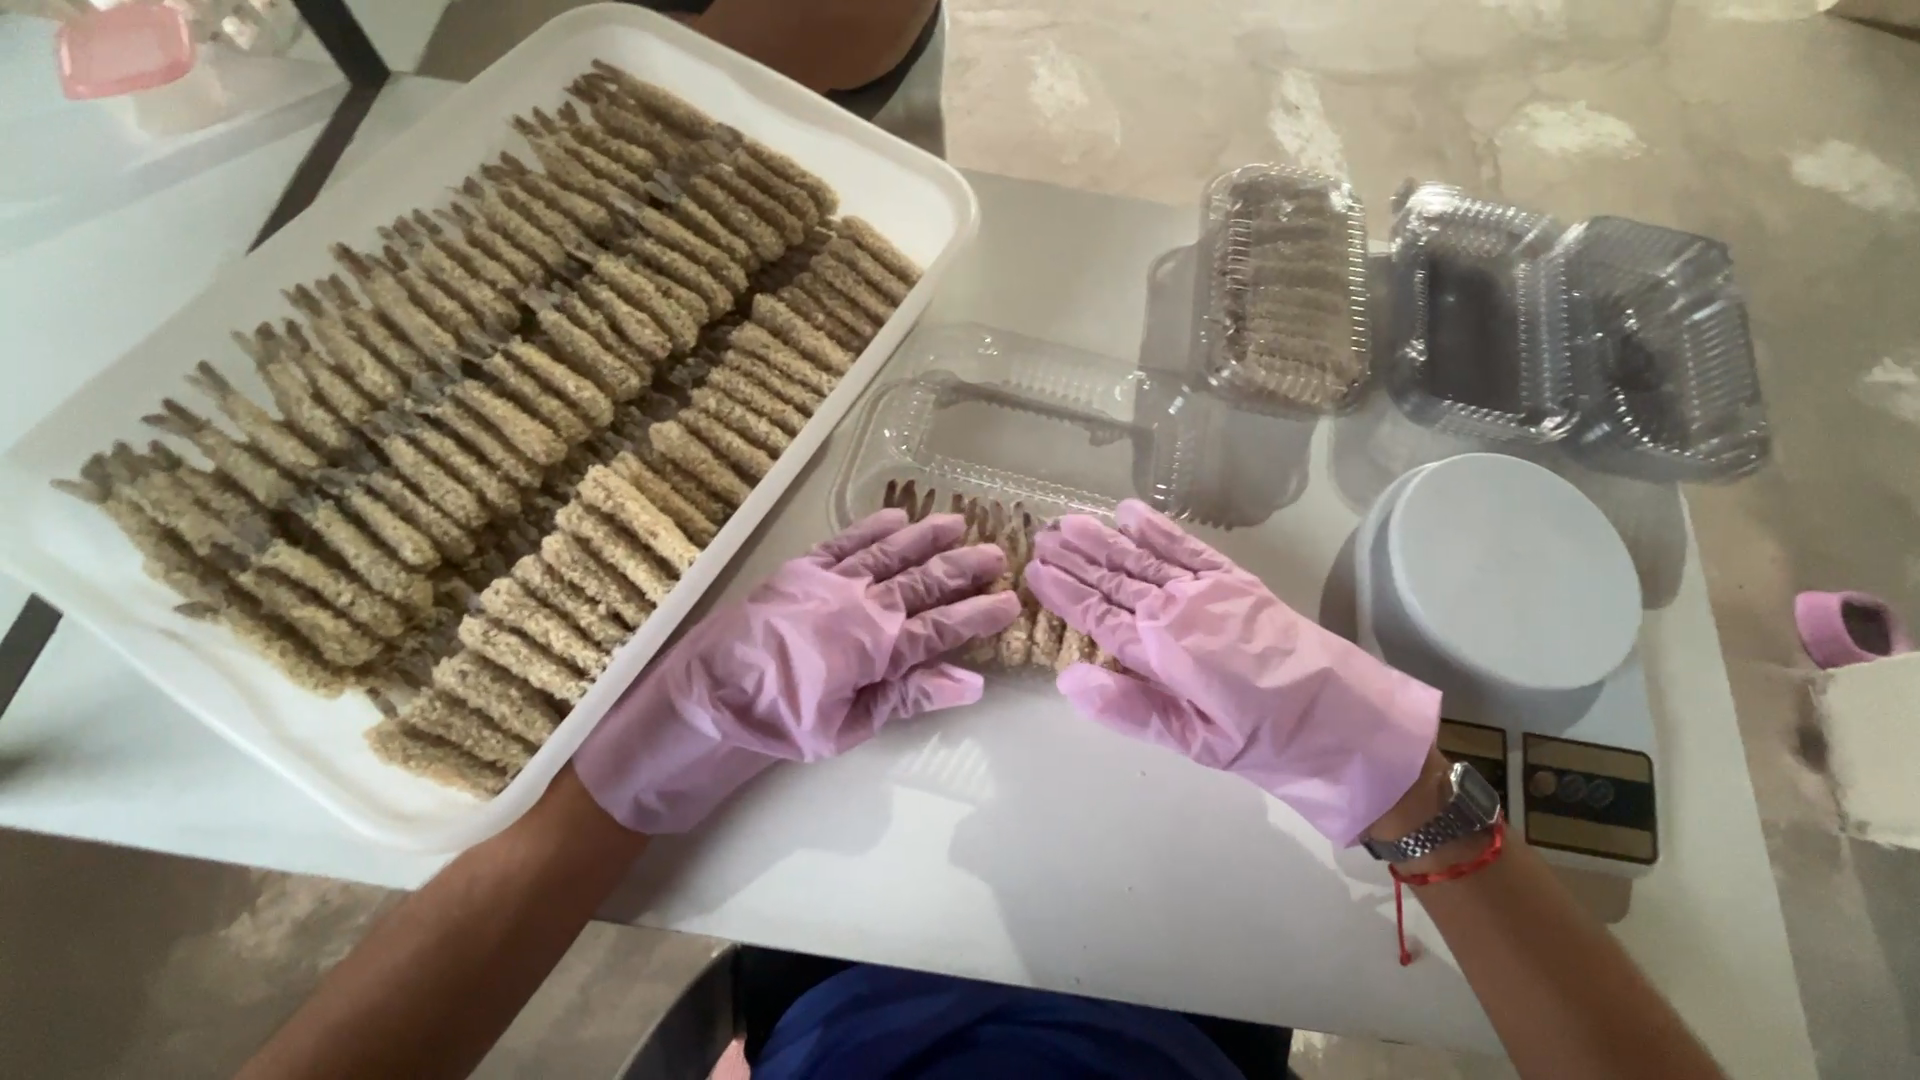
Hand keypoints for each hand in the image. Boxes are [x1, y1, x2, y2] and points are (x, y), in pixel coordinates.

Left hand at [576, 510, 1020, 832]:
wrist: (710, 696)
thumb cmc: (782, 722)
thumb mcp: (850, 725)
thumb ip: (910, 696)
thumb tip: (972, 681)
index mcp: (878, 647)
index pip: (944, 627)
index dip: (980, 615)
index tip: (1012, 602)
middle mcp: (862, 604)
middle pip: (925, 581)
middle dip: (965, 567)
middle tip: (998, 554)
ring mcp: (831, 580)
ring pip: (891, 552)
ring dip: (927, 536)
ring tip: (959, 521)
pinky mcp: (801, 569)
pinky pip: (844, 541)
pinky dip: (872, 526)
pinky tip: (896, 514)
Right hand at [1024, 499, 1441, 844]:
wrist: (1351, 725)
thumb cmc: (1269, 744)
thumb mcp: (1197, 743)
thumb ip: (1132, 710)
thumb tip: (1068, 678)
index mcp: (1166, 651)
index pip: (1100, 616)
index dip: (1065, 593)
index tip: (1034, 570)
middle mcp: (1182, 610)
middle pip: (1117, 579)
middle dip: (1077, 558)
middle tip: (1042, 535)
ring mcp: (1212, 591)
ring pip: (1145, 558)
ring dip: (1106, 540)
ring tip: (1071, 520)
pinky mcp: (1239, 582)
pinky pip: (1191, 548)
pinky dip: (1160, 528)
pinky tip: (1132, 511)